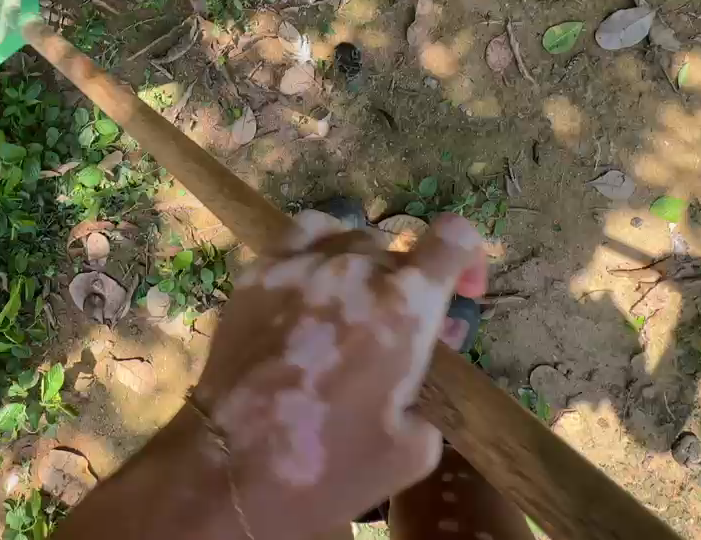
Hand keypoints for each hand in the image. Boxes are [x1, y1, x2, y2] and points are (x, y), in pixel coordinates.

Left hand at [185, 210, 486, 536]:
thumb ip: (430, 378)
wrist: (234, 464)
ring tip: (352, 308)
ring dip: (364, 266)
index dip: (467, 255)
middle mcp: (356, 267)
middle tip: (396, 332)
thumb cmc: (331, 467)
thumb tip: (426, 342)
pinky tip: (316, 278)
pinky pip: (304, 234)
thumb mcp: (413, 444)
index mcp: (405, 306)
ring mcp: (303, 261)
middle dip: (409, 286)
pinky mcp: (262, 266)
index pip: (453, 237)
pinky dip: (321, 247)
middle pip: (398, 251)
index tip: (460, 288)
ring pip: (352, 238)